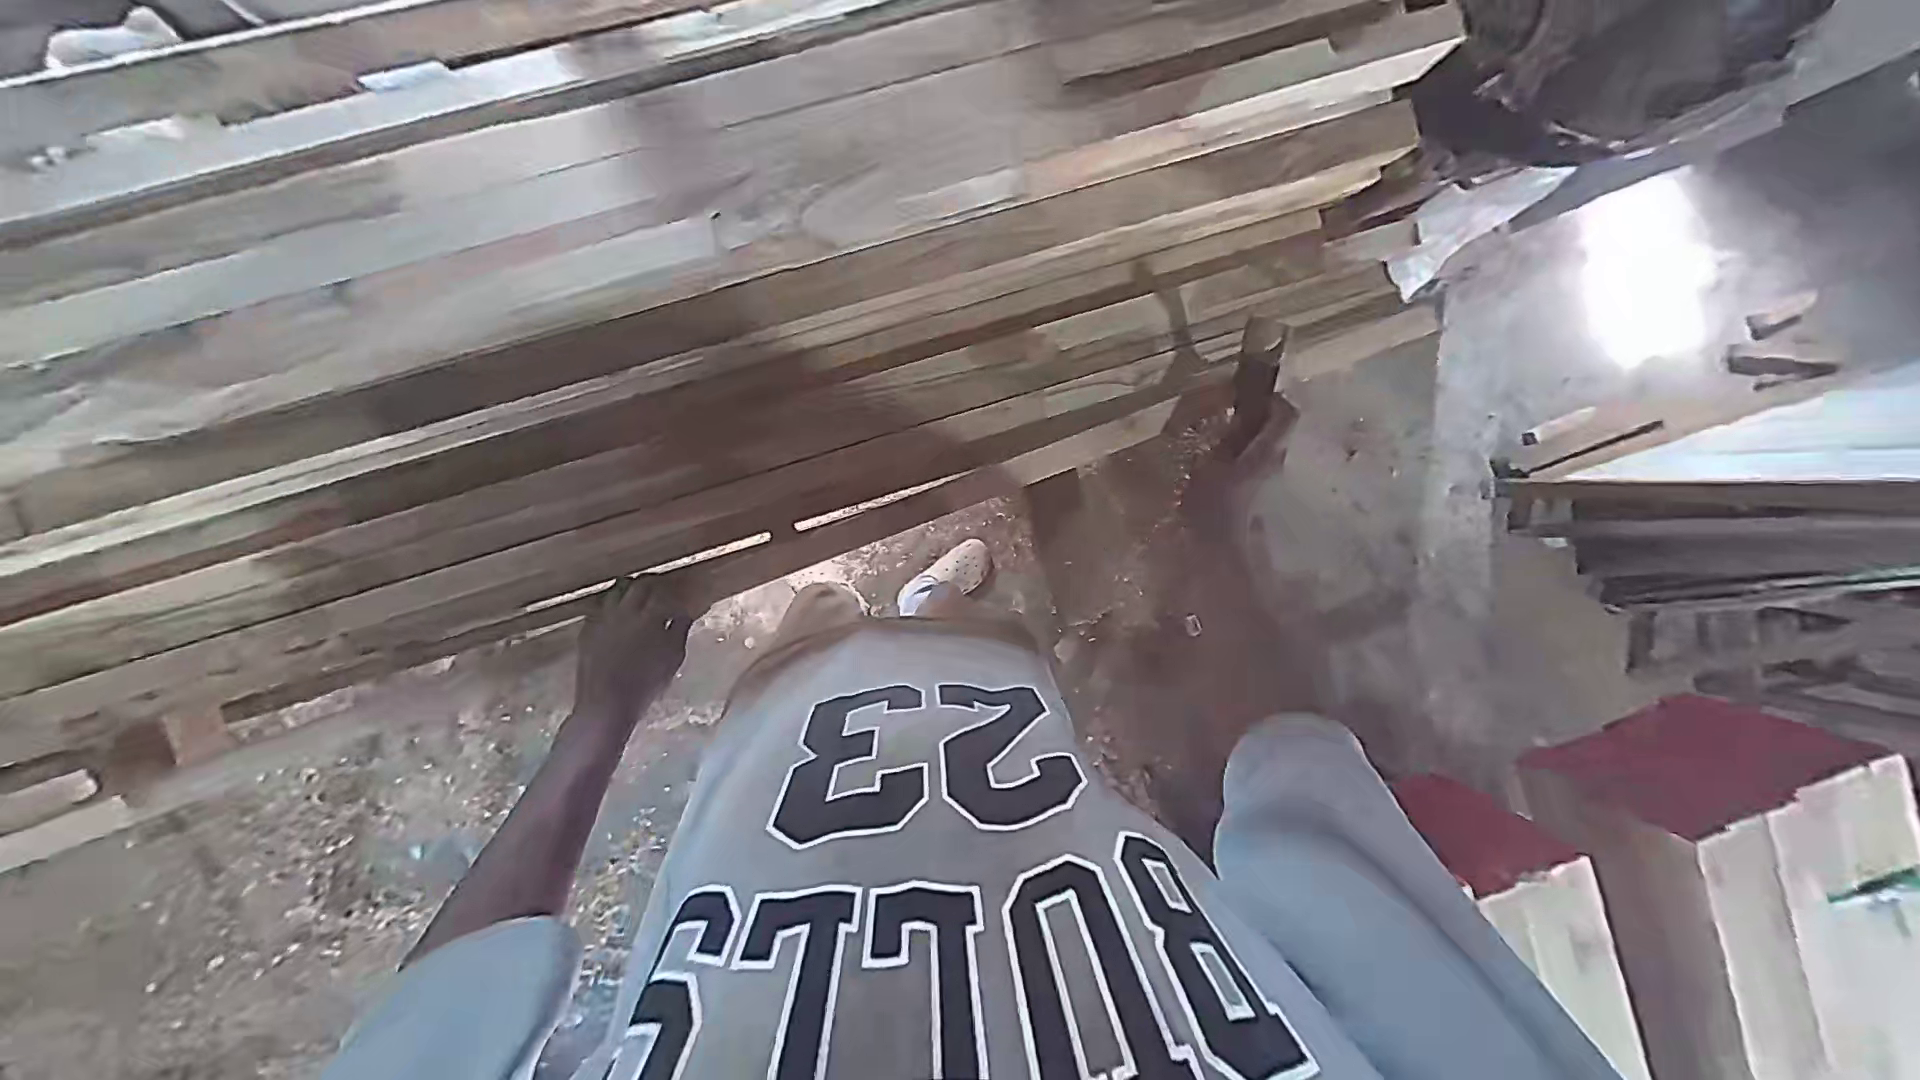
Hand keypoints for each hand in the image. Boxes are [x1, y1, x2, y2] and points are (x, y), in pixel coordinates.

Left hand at [572, 574, 697, 726]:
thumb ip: (679, 630)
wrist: (606, 703)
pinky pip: (600, 606)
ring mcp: (603, 618)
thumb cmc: (647, 682)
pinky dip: (612, 603)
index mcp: (650, 617)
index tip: (680, 595)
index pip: (664, 592)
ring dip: (630, 588)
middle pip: (640, 585)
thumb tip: (684, 614)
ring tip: (639, 593)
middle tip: (662, 586)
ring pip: (617, 590)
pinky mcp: (588, 629)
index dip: (674, 591)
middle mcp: (625, 611)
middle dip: (653, 582)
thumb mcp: (673, 658)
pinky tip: (617, 611)